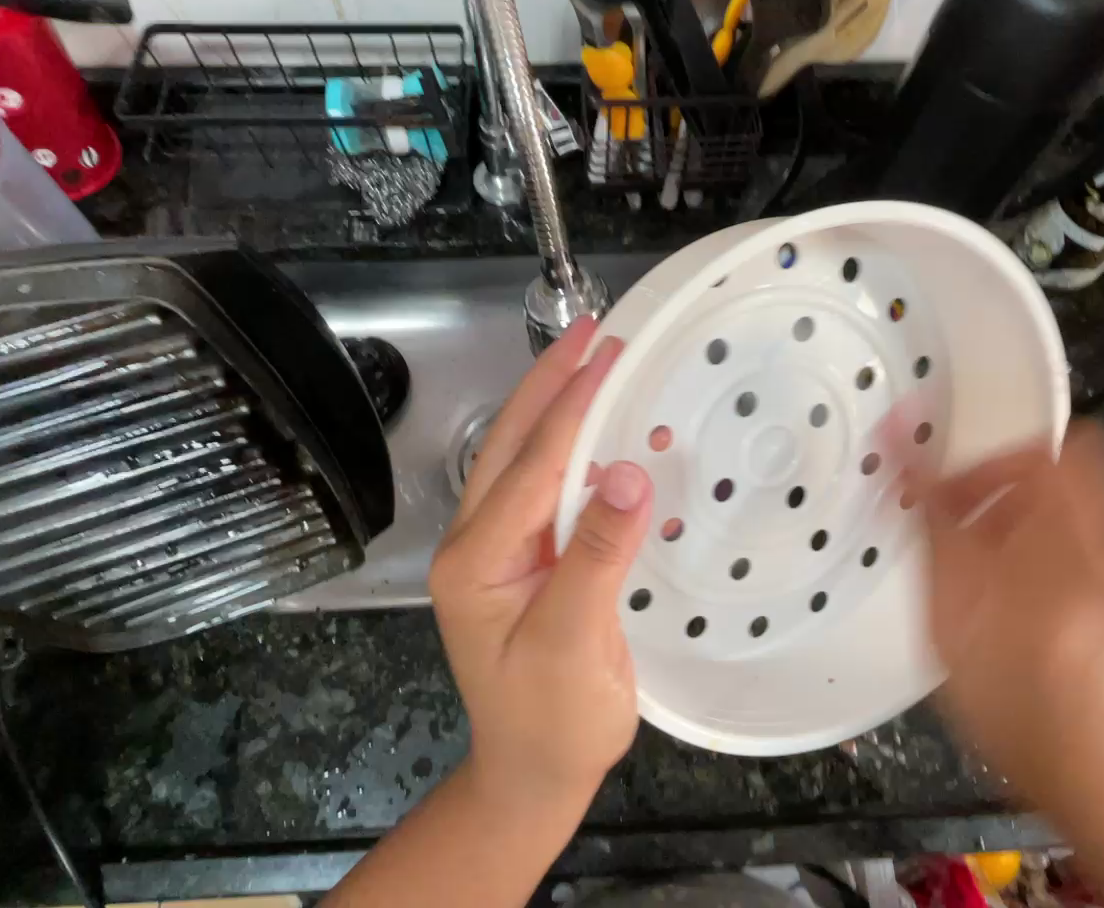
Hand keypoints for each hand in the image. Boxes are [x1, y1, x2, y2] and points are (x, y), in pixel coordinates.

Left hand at [429, 317, 649, 812]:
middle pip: (512, 445)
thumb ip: (596, 556)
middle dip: (550, 384)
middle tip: (591, 332)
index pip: (528, 468)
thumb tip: (626, 474)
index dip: (570, 409)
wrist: (534, 772)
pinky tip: (603, 426)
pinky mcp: (526, 555)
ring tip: (595, 359)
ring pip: (525, 458)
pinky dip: (576, 448)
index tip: (606, 356)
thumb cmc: (551, 721)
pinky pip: (548, 487)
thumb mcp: (575, 645)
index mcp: (476, 559)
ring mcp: (499, 546)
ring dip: (559, 406)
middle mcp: (477, 540)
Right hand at [909, 420, 1103, 876]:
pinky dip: (1053, 554)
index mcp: (1071, 555)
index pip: (1042, 452)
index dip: (985, 449)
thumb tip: (914, 474)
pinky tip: (1026, 608)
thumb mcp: (960, 635)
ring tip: (984, 573)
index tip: (938, 465)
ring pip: (1077, 511)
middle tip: (958, 516)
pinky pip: (1097, 547)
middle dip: (999, 484)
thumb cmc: (1036, 726)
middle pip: (1061, 473)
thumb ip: (938, 542)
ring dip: (1023, 522)